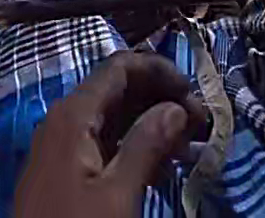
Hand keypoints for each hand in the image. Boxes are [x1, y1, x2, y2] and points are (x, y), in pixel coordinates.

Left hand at [12, 52, 208, 217]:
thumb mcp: (117, 197)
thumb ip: (146, 146)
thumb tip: (176, 108)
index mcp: (75, 112)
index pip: (120, 67)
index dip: (158, 71)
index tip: (194, 93)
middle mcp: (66, 116)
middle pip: (118, 89)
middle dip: (160, 97)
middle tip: (200, 121)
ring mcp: (64, 143)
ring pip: (113, 117)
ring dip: (151, 122)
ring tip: (190, 142)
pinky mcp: (66, 169)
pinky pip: (105, 142)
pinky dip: (134, 145)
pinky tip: (163, 163)